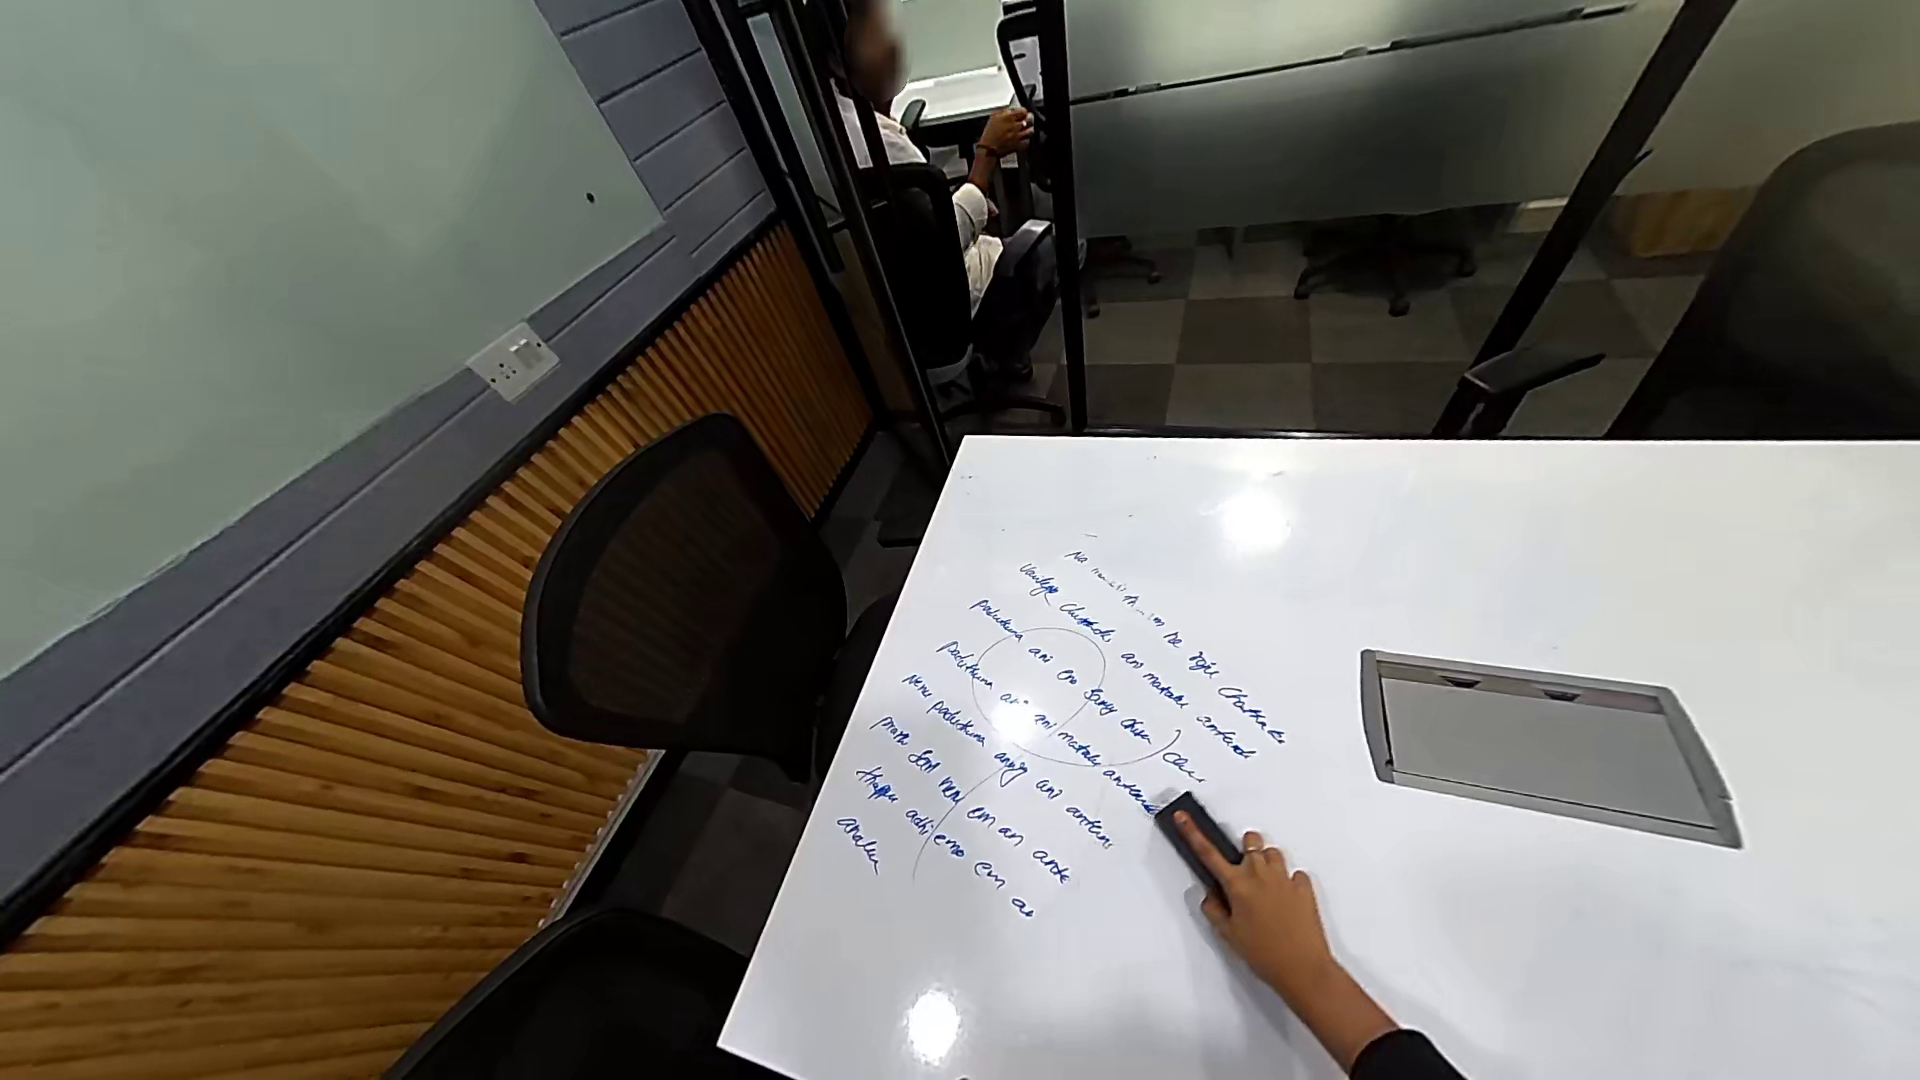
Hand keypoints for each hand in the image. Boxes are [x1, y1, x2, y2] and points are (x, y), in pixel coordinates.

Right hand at [976, 107, 1032, 158]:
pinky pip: (1027, 142)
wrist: (987, 149)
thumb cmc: (989, 134)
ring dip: (1029, 130)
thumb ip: (1004, 111)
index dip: (1024, 112)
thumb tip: (1011, 110)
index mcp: (1009, 117)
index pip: (1023, 111)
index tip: (1023, 114)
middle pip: (1030, 119)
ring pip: (1030, 131)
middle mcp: (1014, 126)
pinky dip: (1026, 141)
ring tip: (1027, 130)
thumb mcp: (994, 116)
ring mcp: (1017, 136)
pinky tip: (1023, 139)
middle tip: (1028, 120)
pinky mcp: (1017, 146)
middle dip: (1030, 119)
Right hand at [1173, 815, 1337, 1005]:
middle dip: (1246, 848)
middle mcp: (1259, 874)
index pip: (1207, 852)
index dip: (1192, 832)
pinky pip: (1296, 874)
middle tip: (1245, 870)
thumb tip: (1211, 894)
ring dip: (1267, 862)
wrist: (1305, 972)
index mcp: (1237, 884)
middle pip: (1250, 840)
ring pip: (1273, 852)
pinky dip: (1290, 881)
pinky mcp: (1304, 888)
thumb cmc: (1264, 954)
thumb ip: (1213, 909)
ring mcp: (1284, 878)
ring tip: (1267, 885)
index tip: (1182, 816)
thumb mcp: (1228, 935)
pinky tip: (1287, 899)